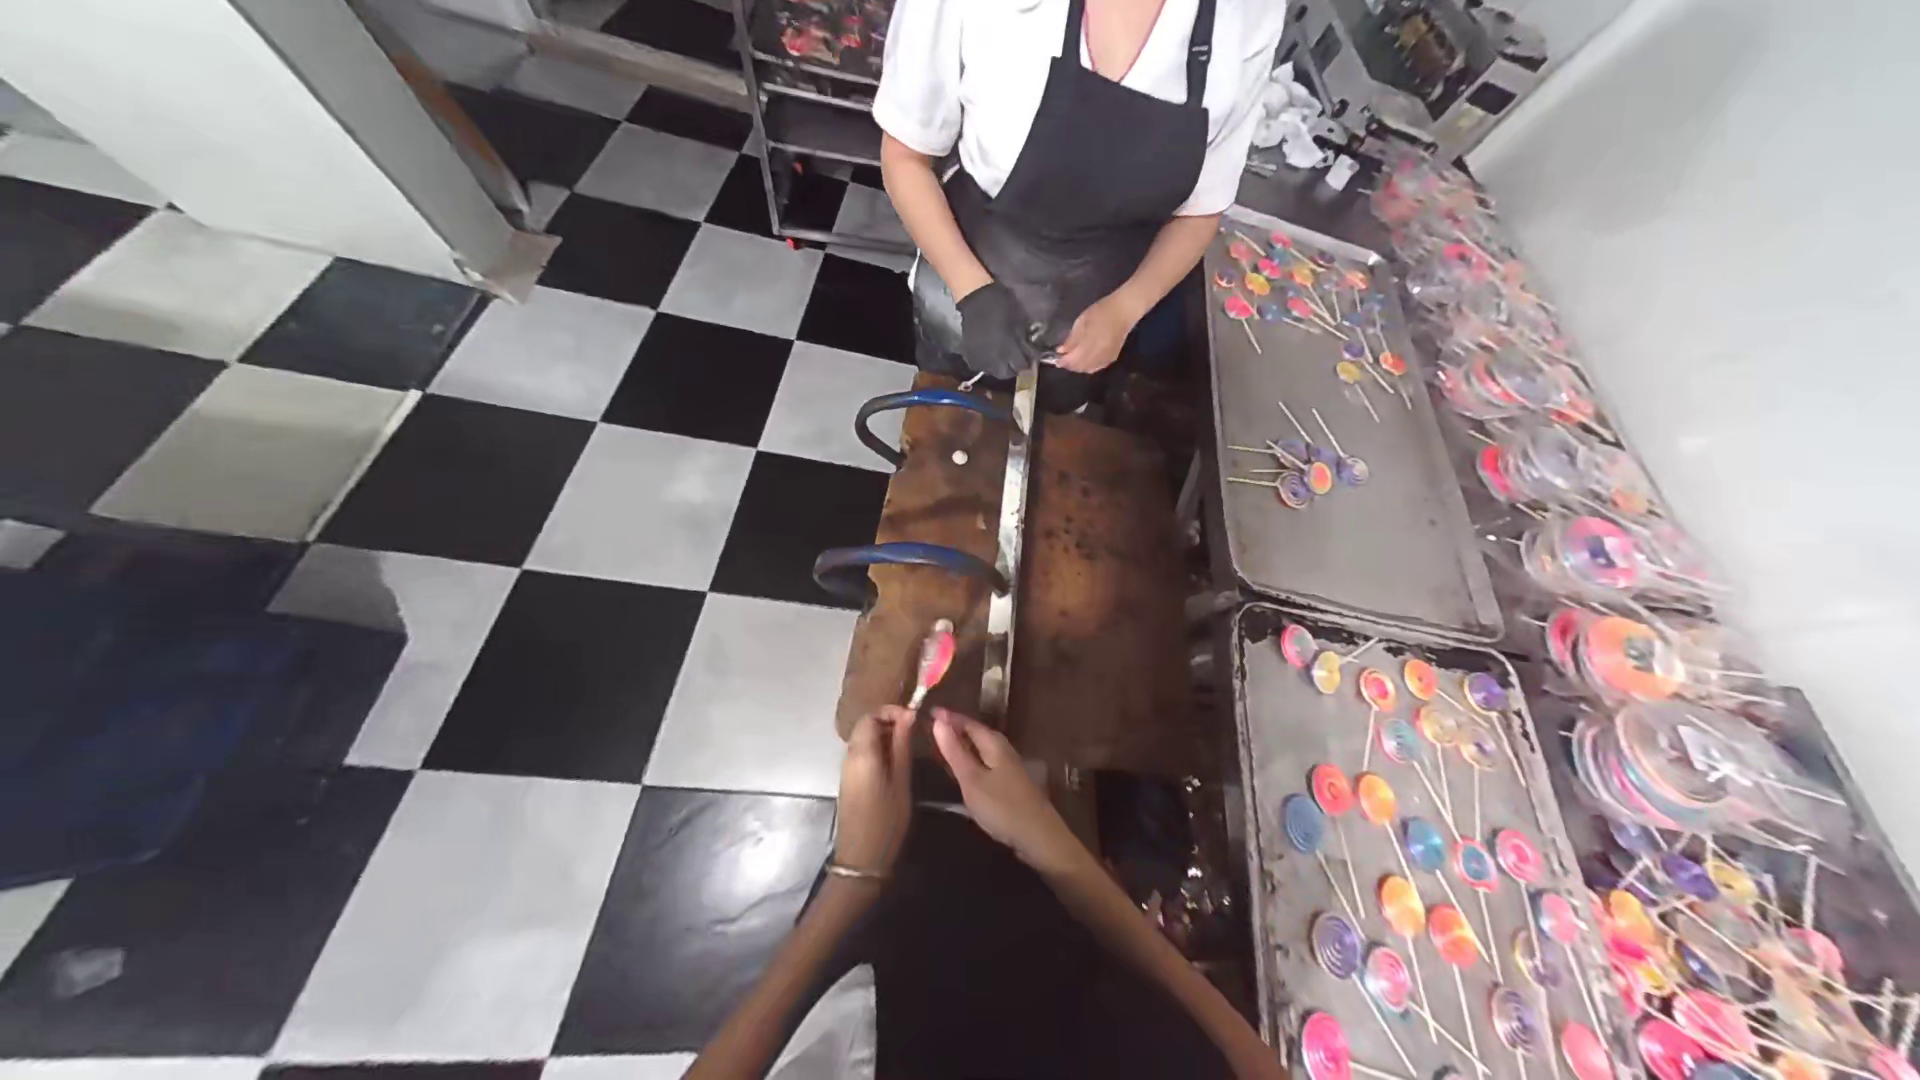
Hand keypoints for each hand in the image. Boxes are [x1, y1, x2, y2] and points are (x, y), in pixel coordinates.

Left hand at [833, 706, 915, 875]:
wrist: (861, 859)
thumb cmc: (886, 821)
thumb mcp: (901, 782)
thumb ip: (902, 747)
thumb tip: (908, 716)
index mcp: (862, 754)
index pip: (870, 716)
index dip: (890, 711)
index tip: (912, 717)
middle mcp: (849, 756)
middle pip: (865, 725)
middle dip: (888, 721)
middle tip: (913, 729)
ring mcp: (847, 769)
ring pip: (863, 739)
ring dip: (884, 734)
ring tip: (909, 743)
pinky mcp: (849, 780)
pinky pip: (862, 753)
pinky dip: (878, 748)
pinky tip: (896, 760)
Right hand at [930, 709, 1086, 875]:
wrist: (1038, 836)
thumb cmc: (1002, 806)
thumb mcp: (972, 779)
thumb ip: (954, 751)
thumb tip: (938, 721)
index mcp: (993, 743)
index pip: (967, 722)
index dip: (947, 717)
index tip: (927, 712)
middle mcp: (1002, 749)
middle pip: (974, 733)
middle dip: (953, 729)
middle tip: (928, 728)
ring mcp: (1007, 766)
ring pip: (979, 748)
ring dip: (960, 745)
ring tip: (939, 746)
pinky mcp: (1008, 781)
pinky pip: (983, 762)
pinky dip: (969, 760)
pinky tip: (961, 770)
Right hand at [956, 281, 1040, 378]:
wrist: (976, 297)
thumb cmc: (1002, 306)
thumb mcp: (1019, 323)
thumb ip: (1023, 342)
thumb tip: (1029, 355)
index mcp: (1008, 349)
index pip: (1021, 367)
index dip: (1027, 365)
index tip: (1029, 360)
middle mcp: (993, 358)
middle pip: (1005, 374)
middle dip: (1012, 369)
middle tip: (1015, 360)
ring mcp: (980, 358)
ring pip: (992, 372)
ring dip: (998, 367)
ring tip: (1001, 357)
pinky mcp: (969, 355)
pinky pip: (980, 366)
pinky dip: (986, 364)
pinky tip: (989, 355)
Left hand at [1055, 291, 1142, 373]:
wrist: (1124, 311)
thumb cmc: (1101, 312)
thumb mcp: (1082, 322)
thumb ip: (1071, 339)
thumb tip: (1061, 351)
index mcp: (1090, 344)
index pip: (1072, 360)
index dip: (1063, 362)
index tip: (1056, 359)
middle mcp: (1098, 354)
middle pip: (1080, 367)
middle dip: (1070, 365)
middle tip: (1063, 359)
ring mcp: (1106, 358)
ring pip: (1088, 369)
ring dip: (1079, 367)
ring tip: (1073, 360)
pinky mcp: (1112, 358)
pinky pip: (1098, 368)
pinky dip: (1089, 367)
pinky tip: (1085, 360)